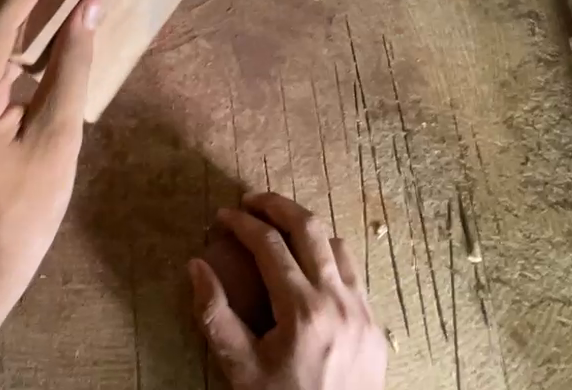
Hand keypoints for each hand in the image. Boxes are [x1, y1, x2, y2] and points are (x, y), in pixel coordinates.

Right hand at [189, 192, 389, 389]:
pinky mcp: (376, 325)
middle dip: (275, 205)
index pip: (268, 243)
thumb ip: (214, 314)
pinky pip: (353, 273)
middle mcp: (337, 301)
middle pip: (308, 227)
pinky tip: (308, 265)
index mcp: (302, 311)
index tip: (222, 216)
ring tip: (278, 228)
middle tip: (250, 201)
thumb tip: (196, 265)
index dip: (241, 222)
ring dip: (305, 227)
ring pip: (336, 244)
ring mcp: (362, 311)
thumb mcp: (240, 368)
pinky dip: (327, 255)